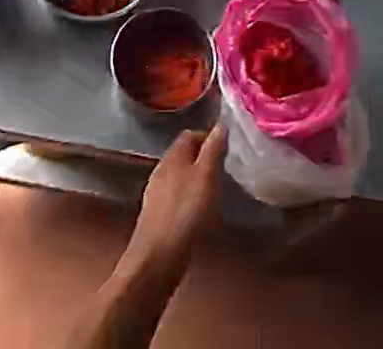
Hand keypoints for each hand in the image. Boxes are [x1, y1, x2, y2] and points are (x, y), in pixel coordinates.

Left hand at [123, 125, 226, 283]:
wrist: (157, 259)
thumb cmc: (186, 211)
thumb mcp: (207, 175)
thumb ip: (213, 148)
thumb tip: (220, 124)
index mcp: (173, 155)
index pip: (190, 134)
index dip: (209, 137)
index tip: (226, 150)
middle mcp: (161, 169)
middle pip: (184, 155)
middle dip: (203, 159)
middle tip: (223, 171)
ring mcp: (156, 193)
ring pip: (179, 176)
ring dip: (196, 180)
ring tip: (214, 192)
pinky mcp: (156, 215)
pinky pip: (175, 197)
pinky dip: (188, 198)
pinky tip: (198, 213)